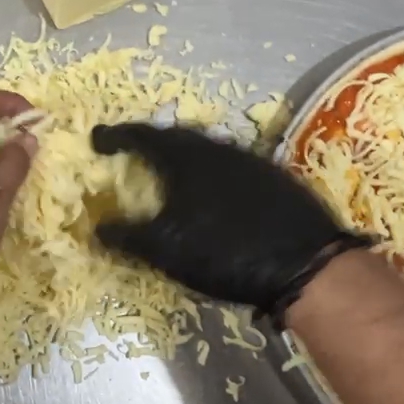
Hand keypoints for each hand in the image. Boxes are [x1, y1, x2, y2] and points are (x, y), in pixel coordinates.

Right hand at [90, 123, 368, 319]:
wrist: (307, 266)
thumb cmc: (224, 252)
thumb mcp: (164, 250)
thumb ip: (126, 236)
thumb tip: (96, 228)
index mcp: (185, 159)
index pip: (142, 136)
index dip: (116, 136)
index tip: (96, 140)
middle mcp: (216, 150)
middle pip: (175, 137)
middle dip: (148, 142)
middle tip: (129, 151)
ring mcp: (249, 162)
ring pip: (205, 149)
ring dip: (181, 155)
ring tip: (166, 169)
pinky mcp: (274, 179)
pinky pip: (229, 164)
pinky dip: (207, 170)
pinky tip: (208, 190)